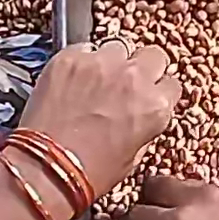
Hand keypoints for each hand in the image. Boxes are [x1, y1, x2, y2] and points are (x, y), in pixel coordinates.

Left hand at [16, 39, 182, 199]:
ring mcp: (101, 64)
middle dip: (143, 67)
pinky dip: (81, 62)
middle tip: (126, 84)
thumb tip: (141, 114)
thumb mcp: (133, 159)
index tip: (147, 97)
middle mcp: (134, 78)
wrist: (46, 169)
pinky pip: (84, 48)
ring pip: (117, 47)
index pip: (171, 84)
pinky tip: (72, 81)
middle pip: (152, 55)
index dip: (158, 91)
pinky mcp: (70, 58)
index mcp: (156, 106)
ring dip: (111, 62)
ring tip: (96, 81)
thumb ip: (145, 127)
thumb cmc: (90, 173)